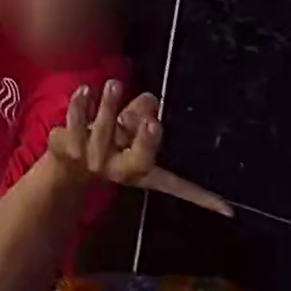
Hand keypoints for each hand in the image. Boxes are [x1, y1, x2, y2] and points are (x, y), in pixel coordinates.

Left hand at [46, 83, 232, 216]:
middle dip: (147, 141)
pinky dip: (80, 105)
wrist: (64, 167)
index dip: (200, 197)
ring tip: (114, 83)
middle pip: (139, 160)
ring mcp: (94, 160)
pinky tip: (84, 89)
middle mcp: (119, 169)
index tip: (226, 207)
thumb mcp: (124, 134)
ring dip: (109, 106)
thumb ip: (138, 116)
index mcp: (138, 171)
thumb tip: (152, 99)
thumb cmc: (103, 145)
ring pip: (104, 131)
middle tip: (155, 122)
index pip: (174, 185)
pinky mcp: (70, 146)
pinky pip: (75, 123)